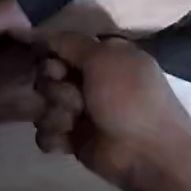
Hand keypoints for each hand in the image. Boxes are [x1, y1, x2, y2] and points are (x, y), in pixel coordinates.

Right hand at [34, 31, 190, 190]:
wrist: (147, 154)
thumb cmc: (130, 99)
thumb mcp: (105, 57)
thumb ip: (71, 42)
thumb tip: (43, 35)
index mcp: (103, 57)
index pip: (60, 48)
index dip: (52, 57)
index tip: (58, 68)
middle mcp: (90, 81)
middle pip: (46, 76)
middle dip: (55, 89)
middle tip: (76, 100)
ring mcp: (79, 111)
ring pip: (42, 104)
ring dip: (54, 114)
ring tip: (73, 124)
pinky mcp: (72, 138)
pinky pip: (44, 132)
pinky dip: (53, 136)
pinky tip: (66, 142)